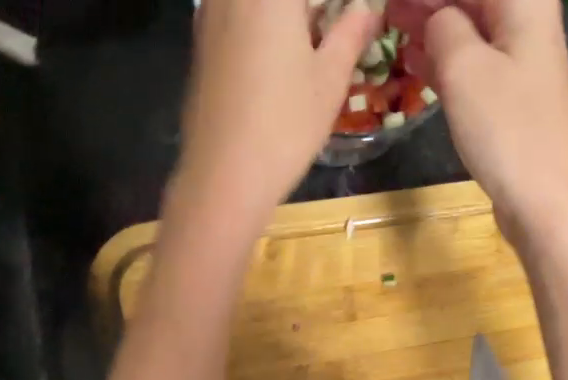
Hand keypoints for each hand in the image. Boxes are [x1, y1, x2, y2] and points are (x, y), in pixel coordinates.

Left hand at [174, 0, 380, 219]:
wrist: (224, 174)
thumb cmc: (286, 126)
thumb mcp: (330, 80)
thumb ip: (350, 34)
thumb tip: (367, 7)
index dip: (332, 5)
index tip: (350, 15)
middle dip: (308, 8)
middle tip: (333, 27)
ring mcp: (210, 13)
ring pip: (254, 3)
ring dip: (281, 16)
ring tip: (308, 40)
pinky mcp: (200, 42)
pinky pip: (234, 13)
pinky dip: (259, 23)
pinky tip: (277, 56)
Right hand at [401, 0, 567, 244]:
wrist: (545, 203)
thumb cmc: (506, 130)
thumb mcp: (463, 67)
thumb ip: (443, 25)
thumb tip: (436, 18)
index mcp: (524, 1)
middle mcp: (526, 23)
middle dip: (428, 1)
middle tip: (384, 6)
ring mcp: (519, 63)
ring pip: (468, 27)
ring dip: (430, 24)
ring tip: (389, 24)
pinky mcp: (510, 98)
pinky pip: (471, 62)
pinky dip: (443, 58)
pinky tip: (412, 60)